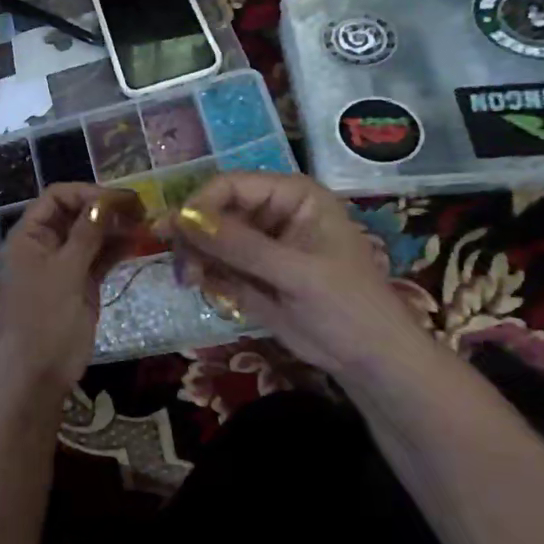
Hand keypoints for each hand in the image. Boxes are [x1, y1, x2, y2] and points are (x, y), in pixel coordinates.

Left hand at [0, 183, 135, 393]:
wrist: (34, 373)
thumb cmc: (42, 318)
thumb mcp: (64, 272)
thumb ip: (85, 235)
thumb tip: (104, 201)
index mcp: (27, 236)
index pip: (56, 198)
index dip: (86, 193)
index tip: (121, 199)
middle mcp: (43, 246)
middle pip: (74, 215)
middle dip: (104, 209)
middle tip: (142, 209)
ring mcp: (62, 268)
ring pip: (89, 237)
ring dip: (114, 228)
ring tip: (146, 223)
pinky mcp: (79, 287)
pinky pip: (97, 260)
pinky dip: (115, 250)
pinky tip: (138, 242)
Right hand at [157, 173, 435, 375]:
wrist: (368, 358)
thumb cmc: (346, 306)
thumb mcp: (295, 274)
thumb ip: (240, 246)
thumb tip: (182, 220)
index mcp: (292, 196)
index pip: (229, 185)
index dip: (199, 205)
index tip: (176, 235)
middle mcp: (270, 211)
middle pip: (210, 209)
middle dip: (192, 236)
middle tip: (183, 269)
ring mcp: (256, 242)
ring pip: (204, 236)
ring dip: (191, 256)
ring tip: (191, 282)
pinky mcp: (245, 269)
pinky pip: (209, 261)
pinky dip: (200, 272)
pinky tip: (203, 288)